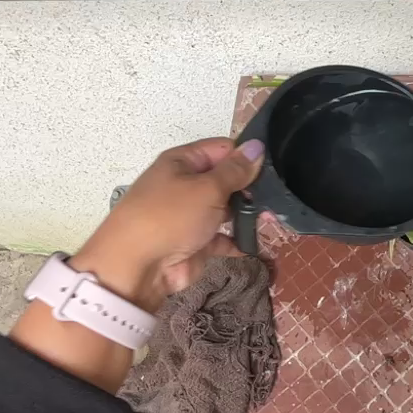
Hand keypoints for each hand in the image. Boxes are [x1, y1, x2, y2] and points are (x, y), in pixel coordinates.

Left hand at [71, 137, 263, 311]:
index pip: (222, 150)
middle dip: (250, 188)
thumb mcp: (207, 188)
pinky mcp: (197, 242)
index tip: (270, 170)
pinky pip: (223, 237)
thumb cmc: (171, 217)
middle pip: (226, 179)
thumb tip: (257, 147)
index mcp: (183, 162)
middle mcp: (186, 184)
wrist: (138, 266)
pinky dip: (238, 241)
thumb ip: (235, 171)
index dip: (246, 156)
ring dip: (246, 215)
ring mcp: (191, 215)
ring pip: (227, 209)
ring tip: (269, 220)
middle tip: (275, 198)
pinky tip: (255, 244)